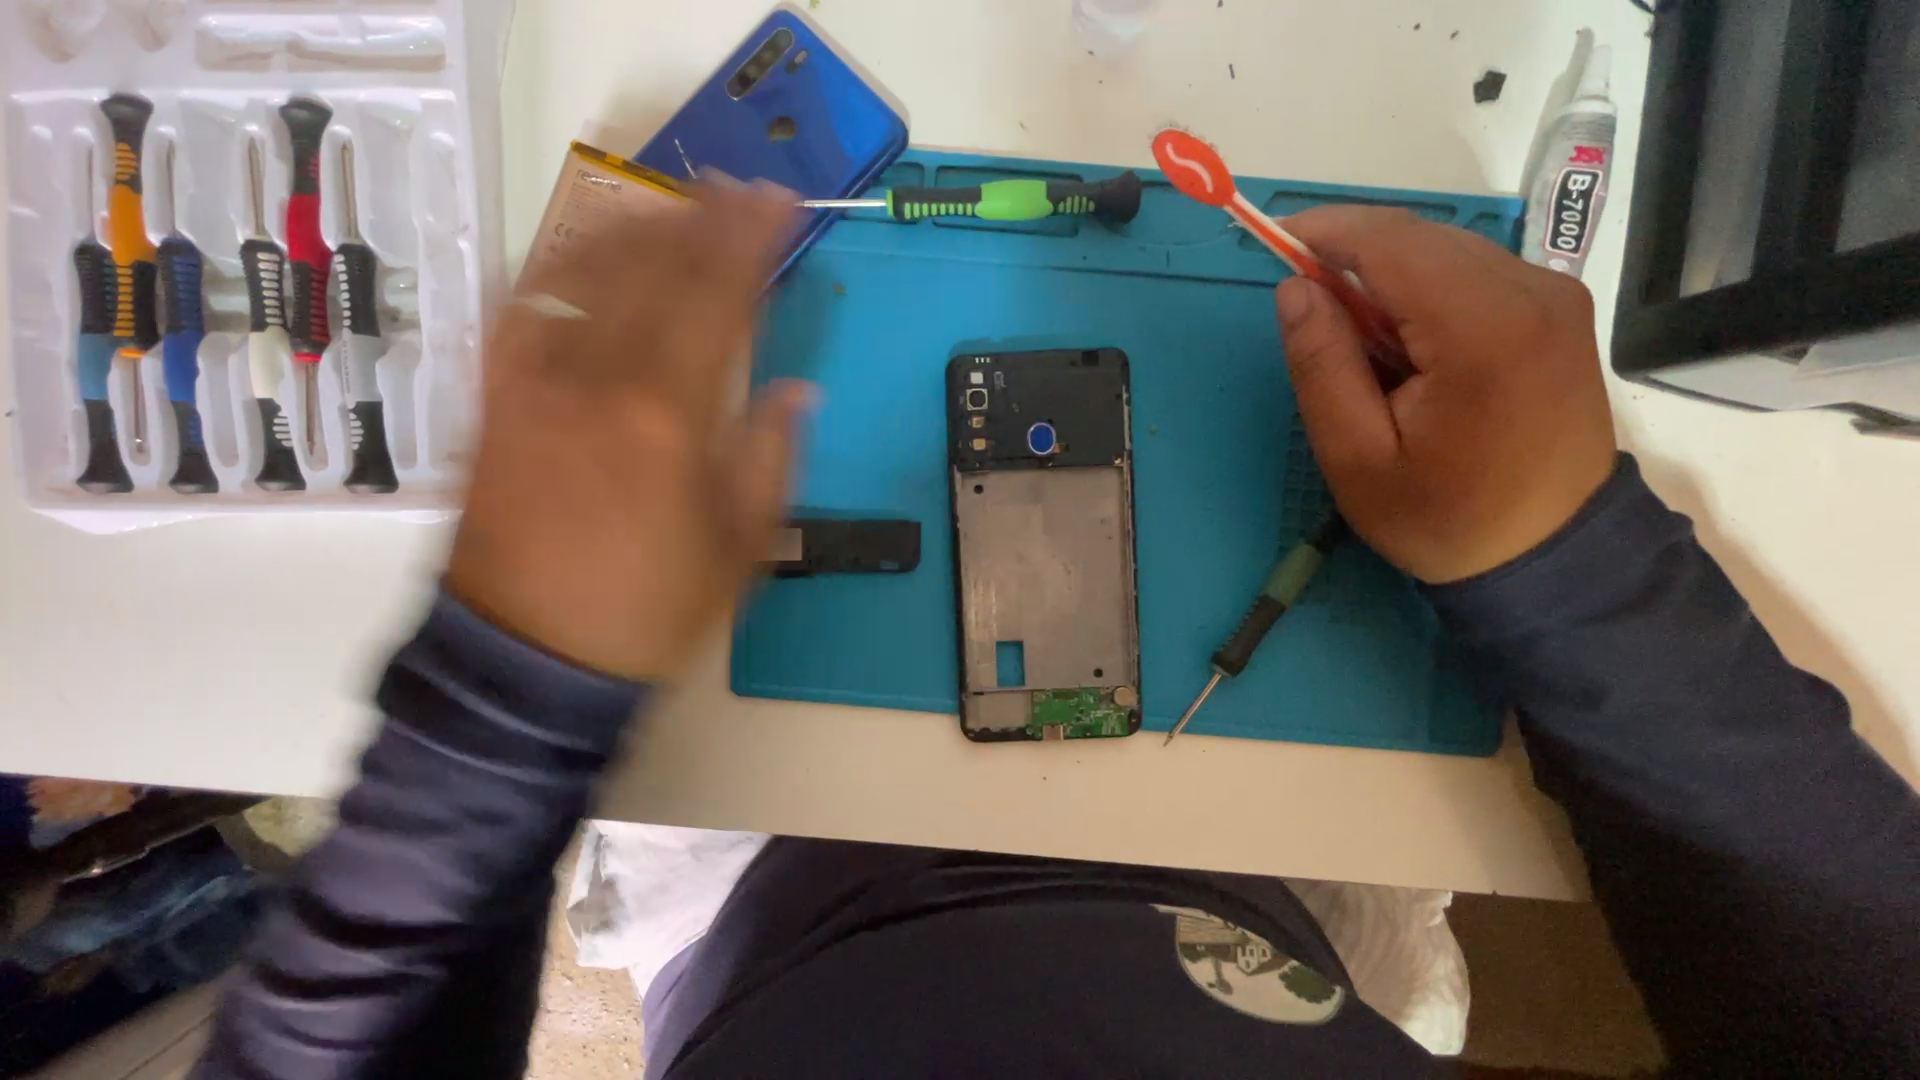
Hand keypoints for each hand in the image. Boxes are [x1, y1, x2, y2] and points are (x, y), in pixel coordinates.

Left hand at [447, 182, 810, 679]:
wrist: (528, 660)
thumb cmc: (650, 609)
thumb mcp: (742, 548)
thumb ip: (770, 458)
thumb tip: (793, 389)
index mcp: (670, 419)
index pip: (718, 298)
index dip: (751, 242)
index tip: (777, 206)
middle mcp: (597, 380)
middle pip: (656, 271)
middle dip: (703, 221)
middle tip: (736, 193)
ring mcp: (533, 382)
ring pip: (585, 273)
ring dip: (636, 228)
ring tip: (674, 207)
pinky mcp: (493, 397)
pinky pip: (521, 308)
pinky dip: (556, 267)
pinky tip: (583, 251)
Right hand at [1275, 206, 1615, 583]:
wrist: (1551, 555)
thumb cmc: (1443, 516)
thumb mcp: (1357, 457)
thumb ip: (1322, 366)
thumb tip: (1294, 289)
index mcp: (1484, 329)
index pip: (1393, 242)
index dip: (1327, 230)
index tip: (1273, 238)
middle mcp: (1533, 292)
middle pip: (1421, 239)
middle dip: (1353, 255)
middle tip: (1305, 303)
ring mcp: (1555, 296)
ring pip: (1447, 251)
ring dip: (1387, 276)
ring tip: (1351, 336)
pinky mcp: (1559, 310)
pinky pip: (1474, 273)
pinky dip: (1422, 289)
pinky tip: (1401, 340)